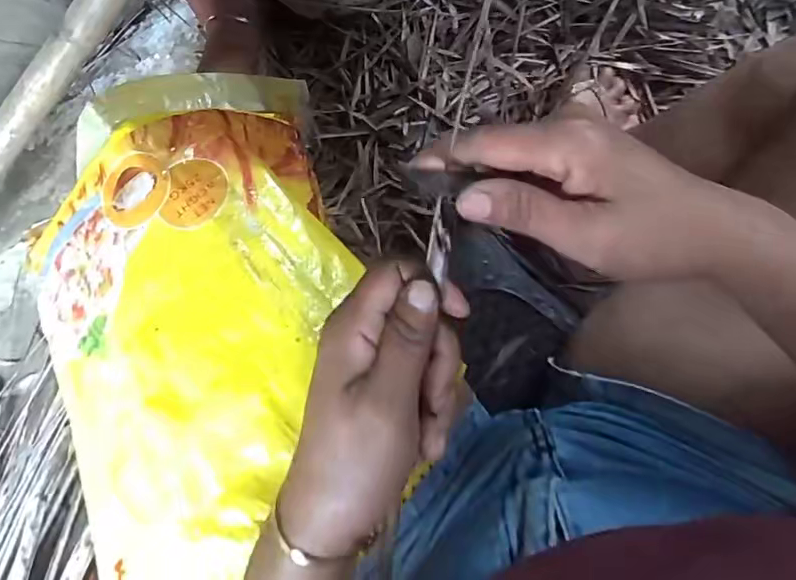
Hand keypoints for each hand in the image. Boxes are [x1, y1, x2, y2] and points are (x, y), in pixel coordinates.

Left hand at [273, 261, 468, 558]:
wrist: (333, 524)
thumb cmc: (356, 458)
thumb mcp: (388, 397)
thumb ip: (408, 336)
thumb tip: (425, 281)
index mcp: (353, 324)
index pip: (396, 271)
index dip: (431, 284)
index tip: (461, 315)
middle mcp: (362, 334)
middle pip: (420, 314)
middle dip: (439, 357)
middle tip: (432, 399)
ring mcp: (374, 363)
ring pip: (428, 351)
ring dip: (439, 392)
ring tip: (426, 433)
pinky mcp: (386, 389)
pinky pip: (423, 381)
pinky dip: (431, 410)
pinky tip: (424, 443)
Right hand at [415, 118, 787, 283]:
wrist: (717, 230)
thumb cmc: (654, 239)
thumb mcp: (588, 236)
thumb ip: (525, 211)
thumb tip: (464, 197)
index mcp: (566, 142)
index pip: (490, 141)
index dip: (447, 154)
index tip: (411, 170)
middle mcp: (567, 124)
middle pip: (497, 138)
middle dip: (458, 160)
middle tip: (424, 188)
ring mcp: (577, 130)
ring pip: (512, 143)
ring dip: (480, 165)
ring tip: (447, 190)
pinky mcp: (583, 142)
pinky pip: (530, 150)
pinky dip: (505, 168)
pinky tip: (492, 189)